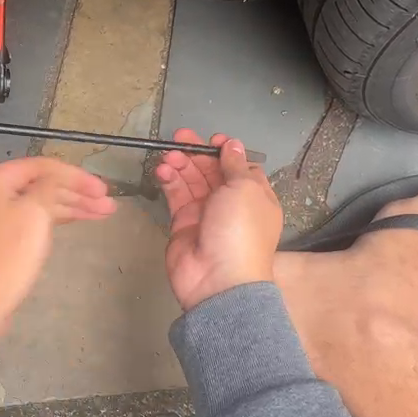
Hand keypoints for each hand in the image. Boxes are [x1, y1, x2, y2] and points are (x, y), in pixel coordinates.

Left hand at [0, 157, 116, 369]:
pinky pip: (30, 219)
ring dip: (70, 206)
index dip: (76, 175)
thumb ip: (49, 187)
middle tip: (108, 202)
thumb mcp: (35, 213)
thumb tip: (57, 177)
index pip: (42, 166)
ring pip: (38, 202)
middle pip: (40, 184)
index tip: (103, 189)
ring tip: (104, 212)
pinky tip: (77, 220)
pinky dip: (54, 219)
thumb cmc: (7, 256)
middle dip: (77, 192)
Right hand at [154, 129, 282, 310]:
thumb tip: (233, 144)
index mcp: (255, 197)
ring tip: (168, 156)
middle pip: (213, 171)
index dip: (227, 152)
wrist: (217, 279)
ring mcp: (206, 213)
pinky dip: (169, 180)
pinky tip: (162, 171)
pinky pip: (176, 195)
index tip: (213, 141)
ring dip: (180, 165)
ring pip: (192, 181)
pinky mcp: (183, 222)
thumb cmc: (240, 230)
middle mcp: (232, 204)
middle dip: (197, 153)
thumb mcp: (245, 190)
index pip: (241, 168)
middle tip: (178, 138)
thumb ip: (235, 165)